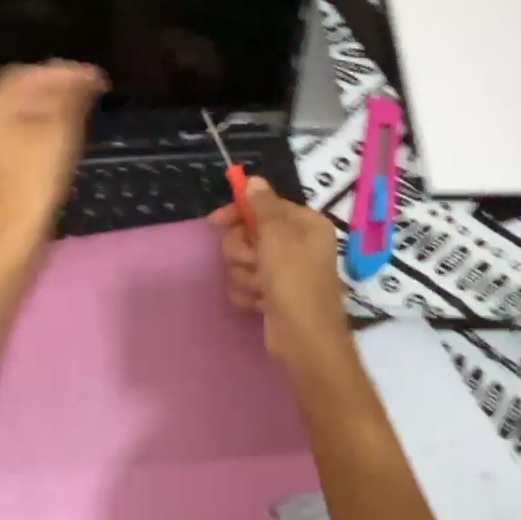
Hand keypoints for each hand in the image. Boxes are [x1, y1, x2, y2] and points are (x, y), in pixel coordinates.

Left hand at [0, 61, 106, 248]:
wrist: (15, 231)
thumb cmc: (36, 180)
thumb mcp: (60, 132)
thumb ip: (72, 96)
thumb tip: (87, 74)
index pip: (30, 74)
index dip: (65, 72)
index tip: (97, 78)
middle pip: (22, 89)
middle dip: (57, 87)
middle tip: (92, 91)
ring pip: (20, 108)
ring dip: (50, 104)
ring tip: (83, 107)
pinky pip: (16, 127)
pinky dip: (39, 122)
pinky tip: (62, 128)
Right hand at [211, 177, 353, 374]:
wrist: (303, 339)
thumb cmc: (294, 283)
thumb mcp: (277, 237)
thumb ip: (263, 206)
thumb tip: (254, 180)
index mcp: (304, 224)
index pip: (263, 206)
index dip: (239, 213)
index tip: (215, 222)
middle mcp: (296, 244)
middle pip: (248, 234)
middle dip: (242, 252)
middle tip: (254, 263)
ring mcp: (283, 270)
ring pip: (242, 260)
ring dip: (245, 275)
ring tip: (261, 289)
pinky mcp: (271, 293)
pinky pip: (244, 282)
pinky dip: (248, 293)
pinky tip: (260, 304)